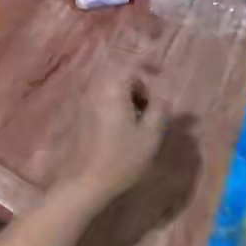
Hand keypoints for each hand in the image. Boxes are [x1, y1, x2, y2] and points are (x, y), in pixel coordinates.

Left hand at [53, 70, 168, 211]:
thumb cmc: (123, 158)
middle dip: (140, 88)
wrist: (87, 181)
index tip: (161, 73)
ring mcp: (86, 104)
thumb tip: (162, 95)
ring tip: (141, 123)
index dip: (147, 65)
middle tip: (152, 110)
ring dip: (130, 99)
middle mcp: (96, 92)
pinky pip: (104, 102)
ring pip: (112, 91)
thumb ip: (160, 109)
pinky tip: (126, 129)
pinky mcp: (83, 117)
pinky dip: (118, 107)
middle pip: (121, 78)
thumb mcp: (150, 134)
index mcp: (112, 91)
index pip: (130, 66)